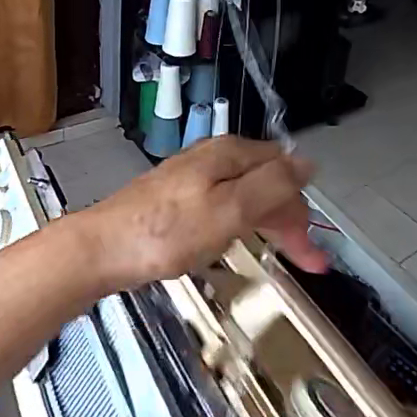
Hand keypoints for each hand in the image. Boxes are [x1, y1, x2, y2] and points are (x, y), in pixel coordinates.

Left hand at [83, 137, 326, 288]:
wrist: (102, 249)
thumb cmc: (166, 233)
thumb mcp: (229, 209)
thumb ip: (271, 185)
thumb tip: (307, 163)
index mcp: (229, 155)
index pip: (285, 172)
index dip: (302, 211)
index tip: (314, 251)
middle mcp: (213, 158)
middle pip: (266, 183)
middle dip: (289, 221)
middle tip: (306, 261)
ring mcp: (193, 177)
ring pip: (246, 196)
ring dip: (268, 225)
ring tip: (281, 255)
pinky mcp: (178, 198)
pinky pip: (223, 206)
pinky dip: (241, 226)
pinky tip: (241, 242)